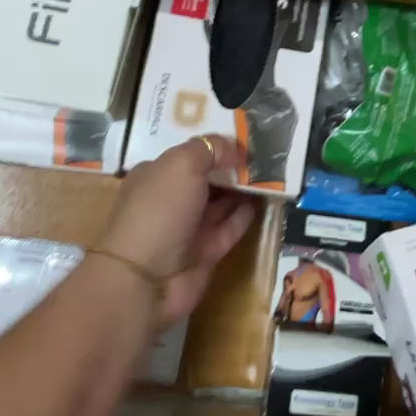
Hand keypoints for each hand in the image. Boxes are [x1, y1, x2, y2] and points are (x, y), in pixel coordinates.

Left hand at [101, 135, 256, 324]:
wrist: (147, 279)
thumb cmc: (160, 209)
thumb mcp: (182, 164)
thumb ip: (210, 149)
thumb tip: (234, 150)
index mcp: (155, 175)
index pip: (187, 155)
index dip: (212, 145)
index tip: (241, 136)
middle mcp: (170, 200)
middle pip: (205, 179)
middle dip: (230, 167)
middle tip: (262, 152)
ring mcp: (188, 229)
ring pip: (219, 203)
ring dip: (241, 189)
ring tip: (269, 172)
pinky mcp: (205, 252)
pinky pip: (229, 228)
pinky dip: (244, 215)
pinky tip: (262, 200)